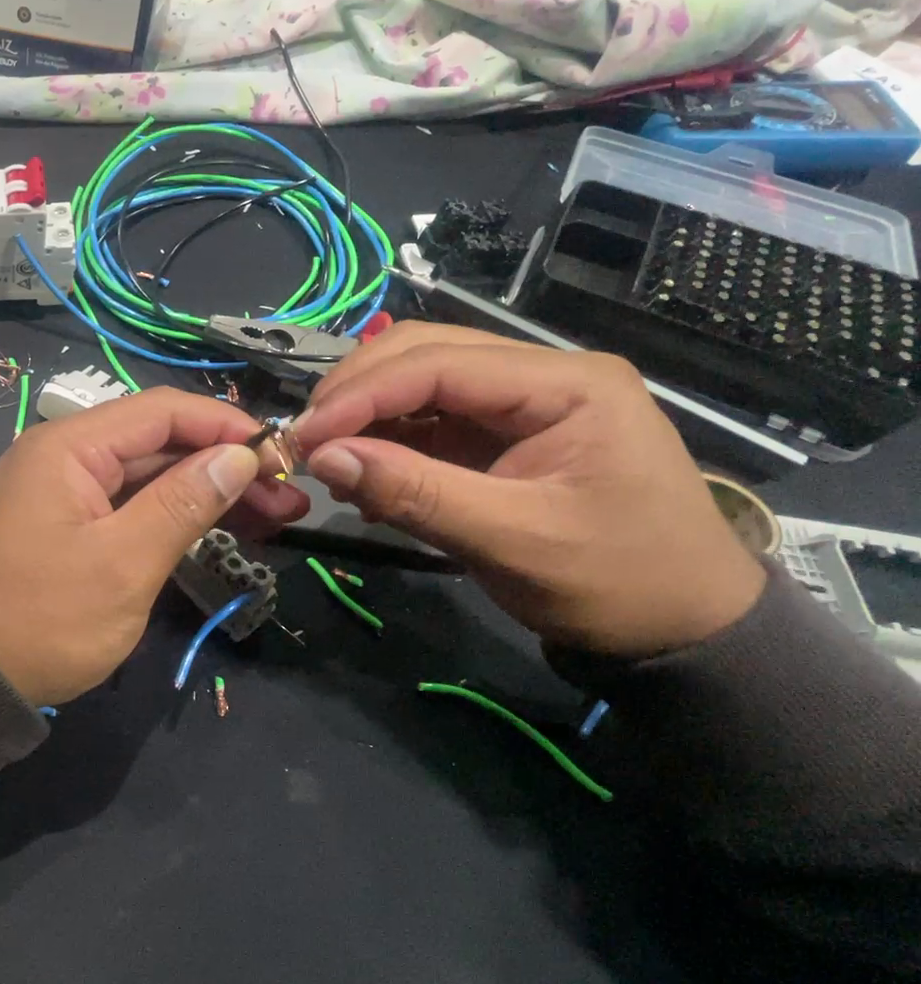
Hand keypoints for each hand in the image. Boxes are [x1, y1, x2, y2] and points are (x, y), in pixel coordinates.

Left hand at [0, 387, 307, 704]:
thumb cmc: (43, 619)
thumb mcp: (123, 564)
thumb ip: (183, 503)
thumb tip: (240, 454)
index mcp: (68, 447)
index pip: (162, 411)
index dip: (227, 427)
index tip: (285, 456)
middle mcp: (61, 455)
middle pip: (157, 442)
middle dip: (225, 464)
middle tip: (291, 500)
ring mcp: (60, 491)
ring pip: (145, 476)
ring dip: (205, 491)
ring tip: (274, 518)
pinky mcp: (63, 525)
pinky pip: (125, 505)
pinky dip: (171, 515)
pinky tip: (219, 529)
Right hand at [291, 322, 765, 657]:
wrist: (682, 630)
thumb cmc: (615, 582)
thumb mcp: (512, 540)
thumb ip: (413, 492)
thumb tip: (321, 458)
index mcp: (568, 384)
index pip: (439, 363)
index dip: (361, 395)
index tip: (303, 437)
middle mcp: (544, 375)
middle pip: (424, 352)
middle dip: (356, 392)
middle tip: (305, 441)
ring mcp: (521, 402)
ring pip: (418, 379)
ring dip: (365, 413)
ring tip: (326, 458)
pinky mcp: (501, 432)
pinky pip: (427, 418)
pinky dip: (385, 440)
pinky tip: (362, 473)